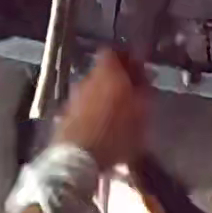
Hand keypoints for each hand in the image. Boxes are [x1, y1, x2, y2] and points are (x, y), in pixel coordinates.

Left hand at [54, 49, 149, 168]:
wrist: (76, 161)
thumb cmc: (115, 133)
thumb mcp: (141, 113)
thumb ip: (145, 92)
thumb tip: (147, 79)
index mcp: (108, 72)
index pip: (114, 51)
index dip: (126, 58)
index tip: (137, 69)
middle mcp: (88, 79)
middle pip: (103, 70)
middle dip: (117, 79)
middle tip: (130, 92)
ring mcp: (73, 97)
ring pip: (93, 88)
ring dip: (104, 95)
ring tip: (117, 112)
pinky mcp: (64, 116)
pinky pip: (83, 106)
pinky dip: (92, 110)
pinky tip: (101, 126)